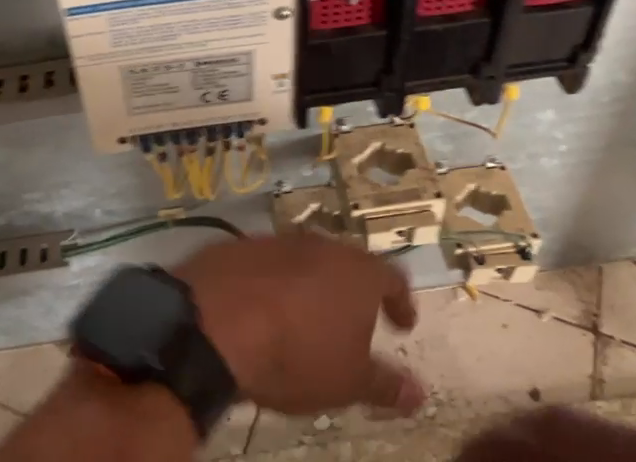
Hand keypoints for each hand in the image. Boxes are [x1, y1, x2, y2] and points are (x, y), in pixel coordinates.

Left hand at [173, 234, 424, 415]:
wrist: (215, 323)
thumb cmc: (295, 354)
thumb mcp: (348, 381)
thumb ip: (386, 385)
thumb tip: (419, 393)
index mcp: (358, 273)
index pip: (393, 278)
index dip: (400, 301)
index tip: (402, 323)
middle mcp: (321, 246)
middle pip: (347, 264)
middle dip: (353, 292)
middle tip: (352, 322)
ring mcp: (277, 241)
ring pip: (306, 261)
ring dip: (310, 286)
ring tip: (304, 319)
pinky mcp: (238, 246)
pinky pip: (266, 265)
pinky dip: (272, 284)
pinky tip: (263, 310)